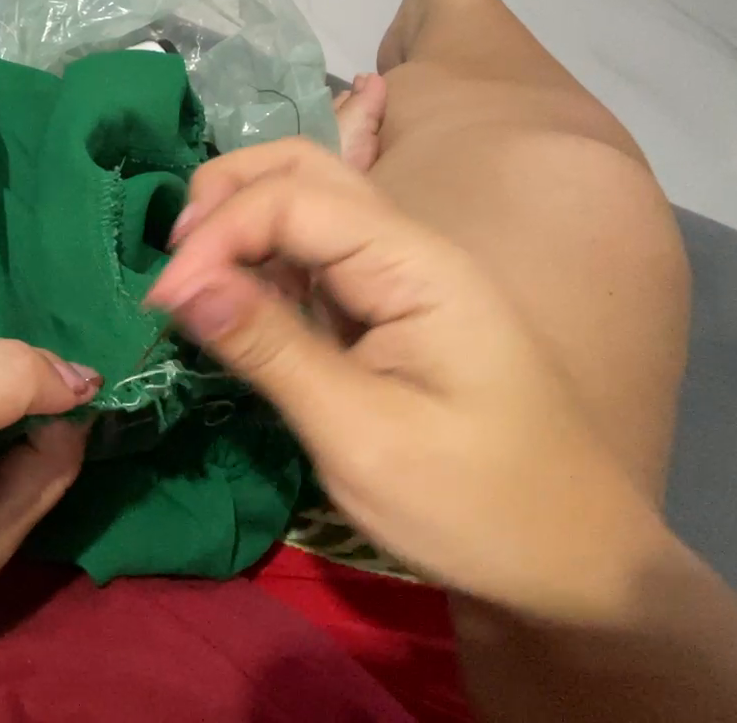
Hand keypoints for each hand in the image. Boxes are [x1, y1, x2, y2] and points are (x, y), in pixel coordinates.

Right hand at [146, 139, 669, 622]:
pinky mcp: (376, 304)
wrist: (572, 567)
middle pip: (300, 167)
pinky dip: (252, 260)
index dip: (216, 235)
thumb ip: (267, 348)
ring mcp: (393, 273)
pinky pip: (303, 252)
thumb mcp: (358, 435)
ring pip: (298, 200)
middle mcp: (406, 249)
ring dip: (233, 222)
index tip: (164, 302)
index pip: (293, 199)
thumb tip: (177, 287)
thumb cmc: (475, 507)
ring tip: (193, 281)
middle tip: (177, 264)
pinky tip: (231, 303)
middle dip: (222, 197)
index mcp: (416, 267)